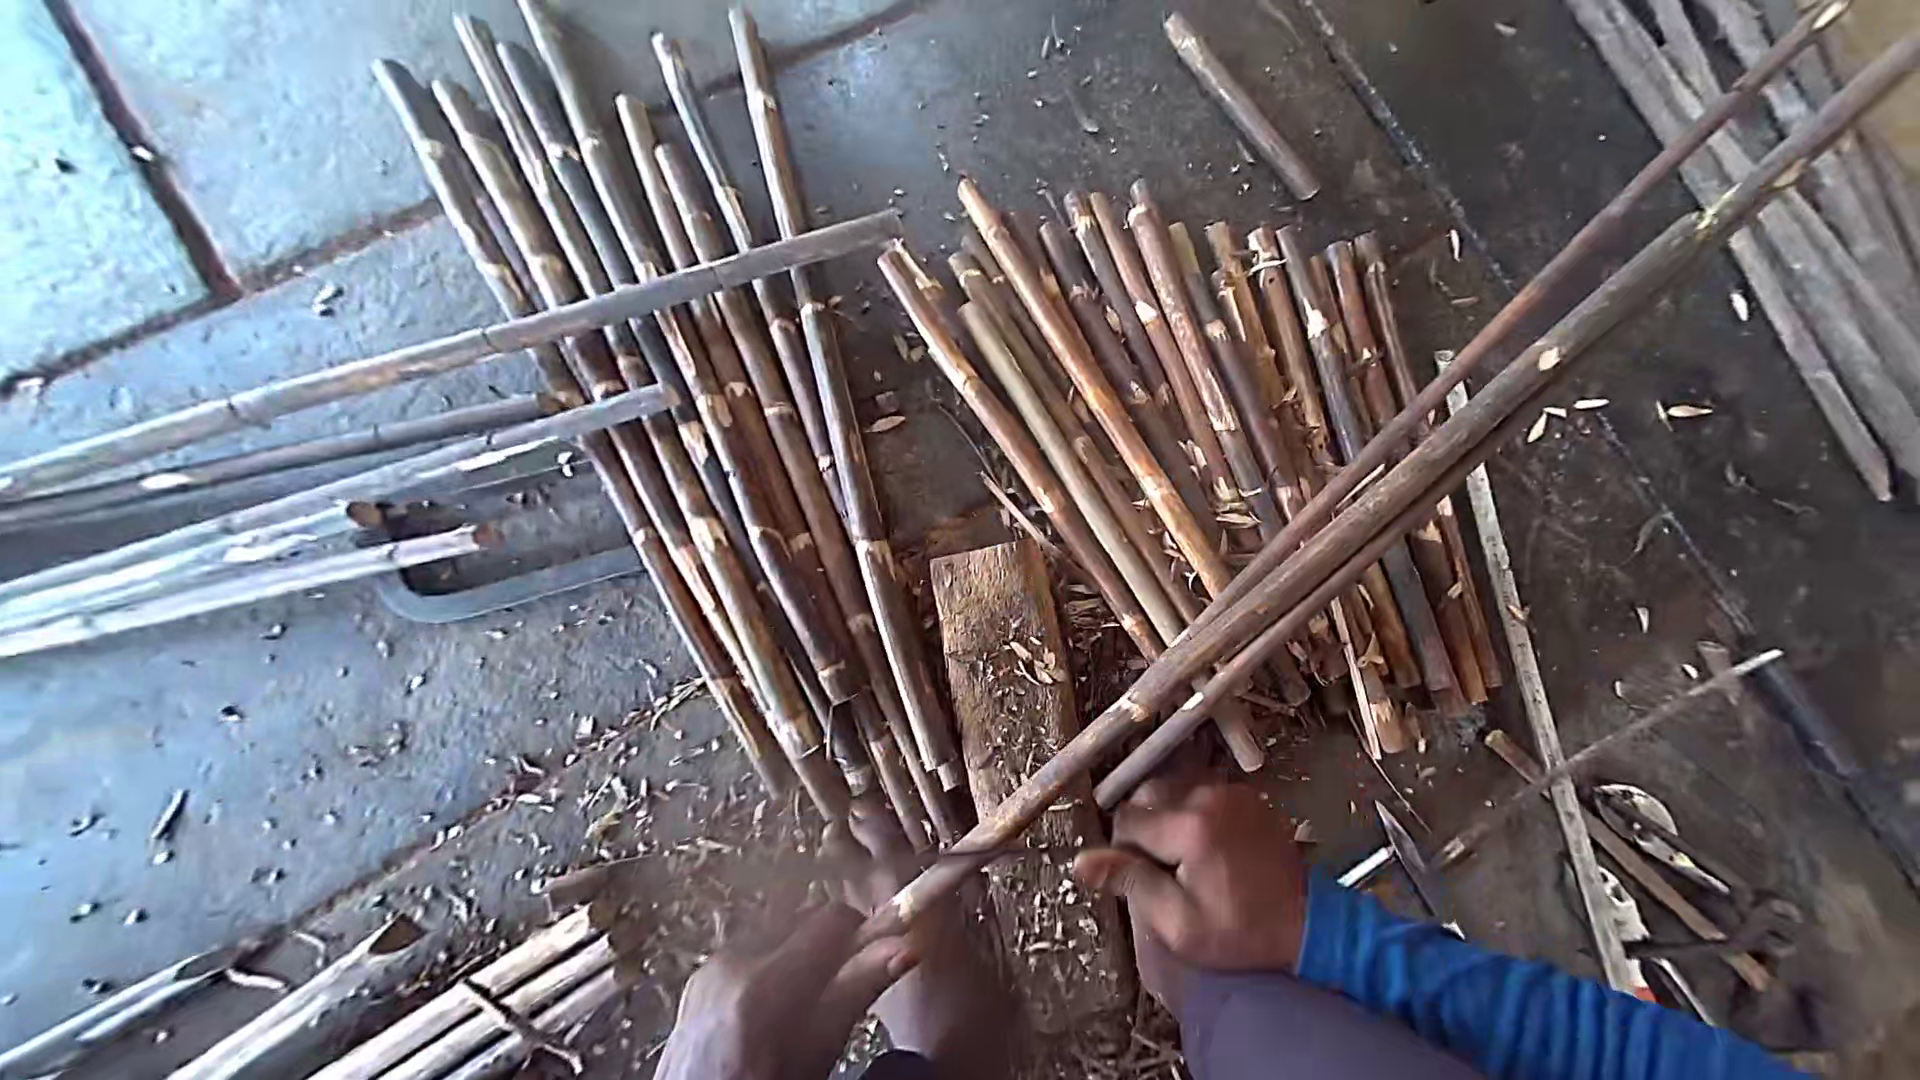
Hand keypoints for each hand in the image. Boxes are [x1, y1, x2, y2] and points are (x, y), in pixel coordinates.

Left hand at [653, 902, 916, 1079]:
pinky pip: (753, 946)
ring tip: (807, 999)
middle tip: (844, 982)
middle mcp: (733, 961)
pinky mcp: (700, 974)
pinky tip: (777, 1003)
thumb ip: (860, 988)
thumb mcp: (820, 1051)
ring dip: (802, 950)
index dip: (860, 929)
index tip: (877, 951)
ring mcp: (711, 966)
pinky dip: (774, 962)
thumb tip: (907, 945)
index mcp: (766, 984)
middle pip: (804, 917)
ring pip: (780, 928)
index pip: (830, 918)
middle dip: (830, 941)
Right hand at [1073, 781, 1307, 988]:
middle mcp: (1207, 796)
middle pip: (1146, 793)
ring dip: (1166, 813)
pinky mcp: (1244, 793)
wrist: (1308, 927)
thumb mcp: (1178, 924)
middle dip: (1144, 824)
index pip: (1127, 818)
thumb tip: (1081, 862)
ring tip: (1183, 851)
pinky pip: (1199, 788)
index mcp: (1189, 828)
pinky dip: (1192, 807)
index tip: (1144, 874)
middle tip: (1161, 863)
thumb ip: (1130, 884)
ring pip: (1170, 787)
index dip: (1126, 847)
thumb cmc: (1240, 933)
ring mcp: (1229, 791)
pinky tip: (1206, 841)